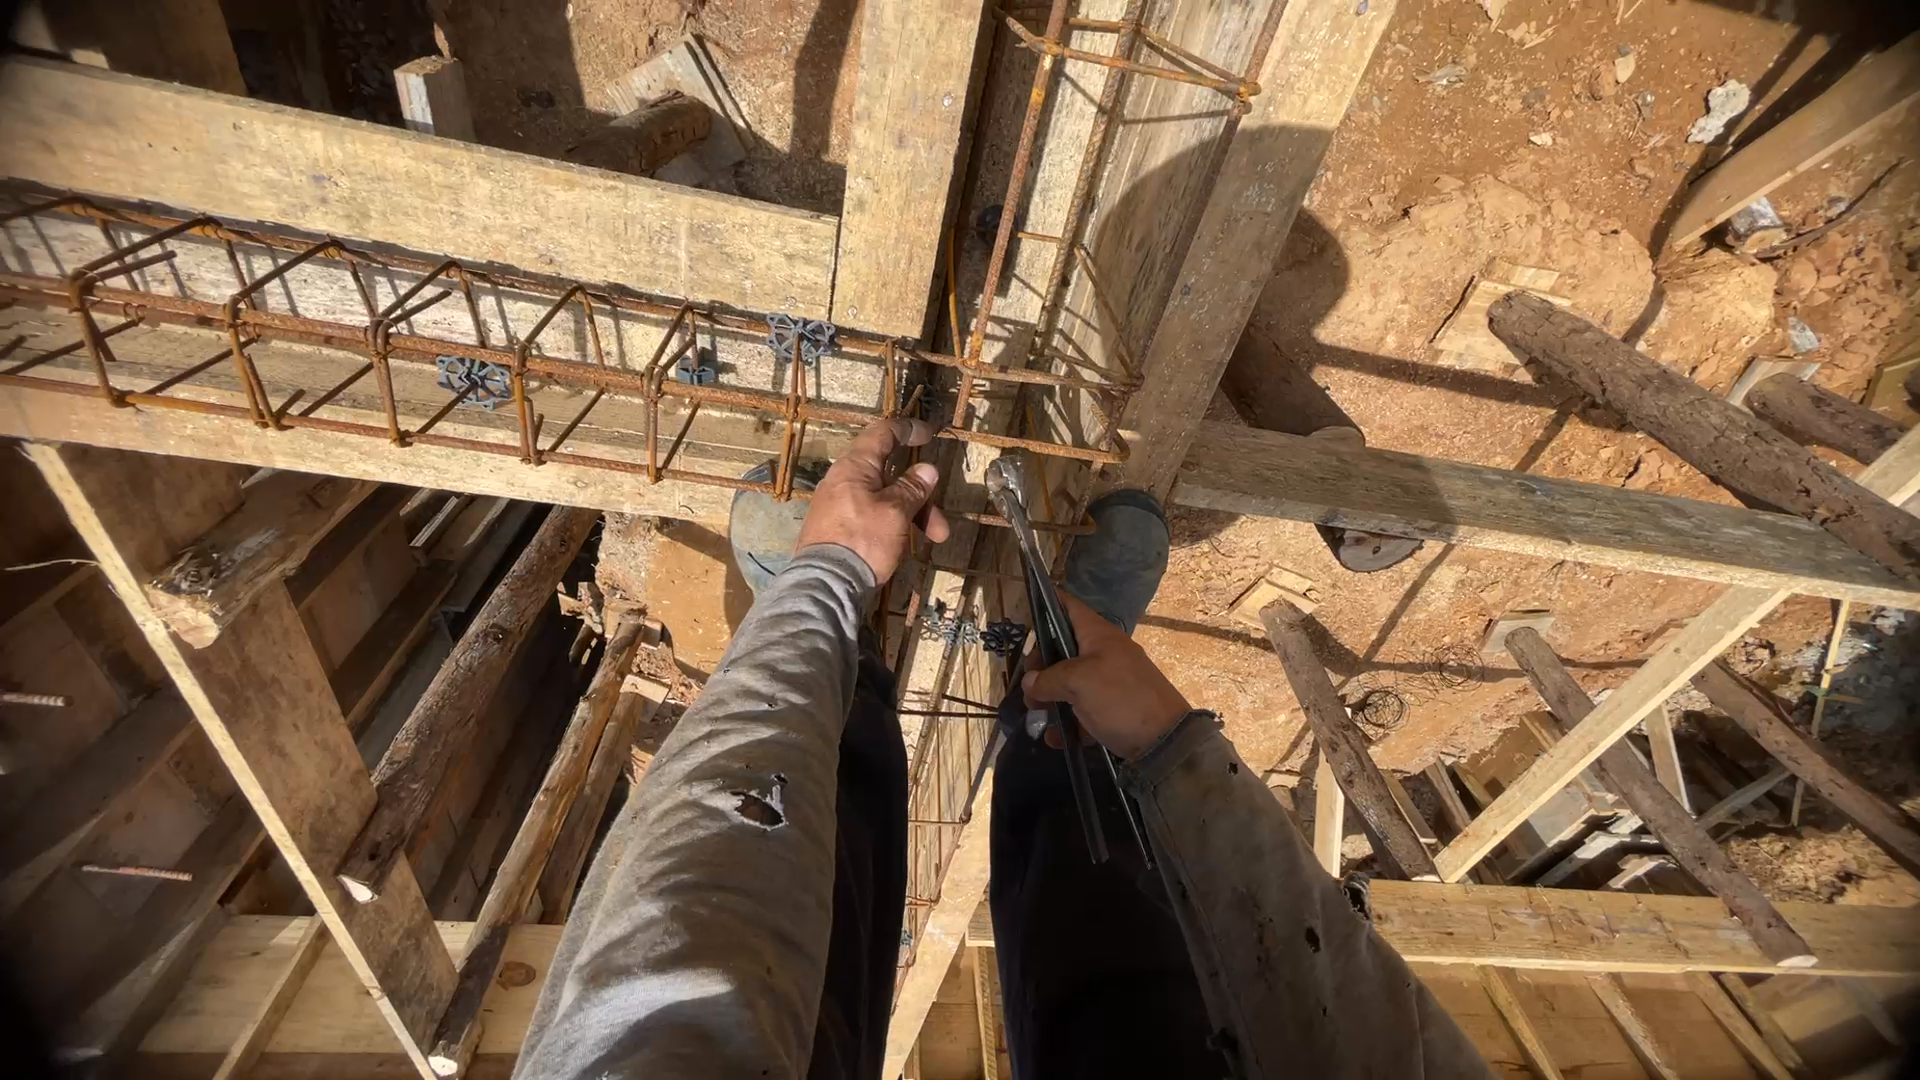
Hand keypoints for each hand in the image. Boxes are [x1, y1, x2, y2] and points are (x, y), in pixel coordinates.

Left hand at [797, 418, 950, 581]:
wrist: (825, 585)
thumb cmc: (863, 540)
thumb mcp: (895, 512)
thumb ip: (912, 488)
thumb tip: (927, 468)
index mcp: (854, 467)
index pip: (882, 433)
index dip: (908, 429)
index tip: (929, 434)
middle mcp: (843, 481)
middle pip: (889, 476)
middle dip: (921, 497)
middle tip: (940, 523)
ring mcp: (839, 506)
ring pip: (884, 501)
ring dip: (912, 517)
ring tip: (933, 541)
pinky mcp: (838, 530)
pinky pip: (872, 518)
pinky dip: (893, 527)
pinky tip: (902, 550)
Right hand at [1021, 593, 1190, 759]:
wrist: (1165, 741)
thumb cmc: (1120, 698)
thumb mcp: (1078, 682)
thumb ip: (1048, 679)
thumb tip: (1030, 682)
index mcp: (1099, 635)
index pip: (1069, 607)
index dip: (1047, 605)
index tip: (1026, 617)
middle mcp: (1105, 654)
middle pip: (1063, 650)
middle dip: (1041, 667)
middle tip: (1027, 688)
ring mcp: (1111, 683)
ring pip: (1071, 683)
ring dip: (1051, 698)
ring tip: (1036, 716)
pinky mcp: (1115, 710)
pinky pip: (1084, 711)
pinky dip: (1069, 722)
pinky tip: (1056, 738)